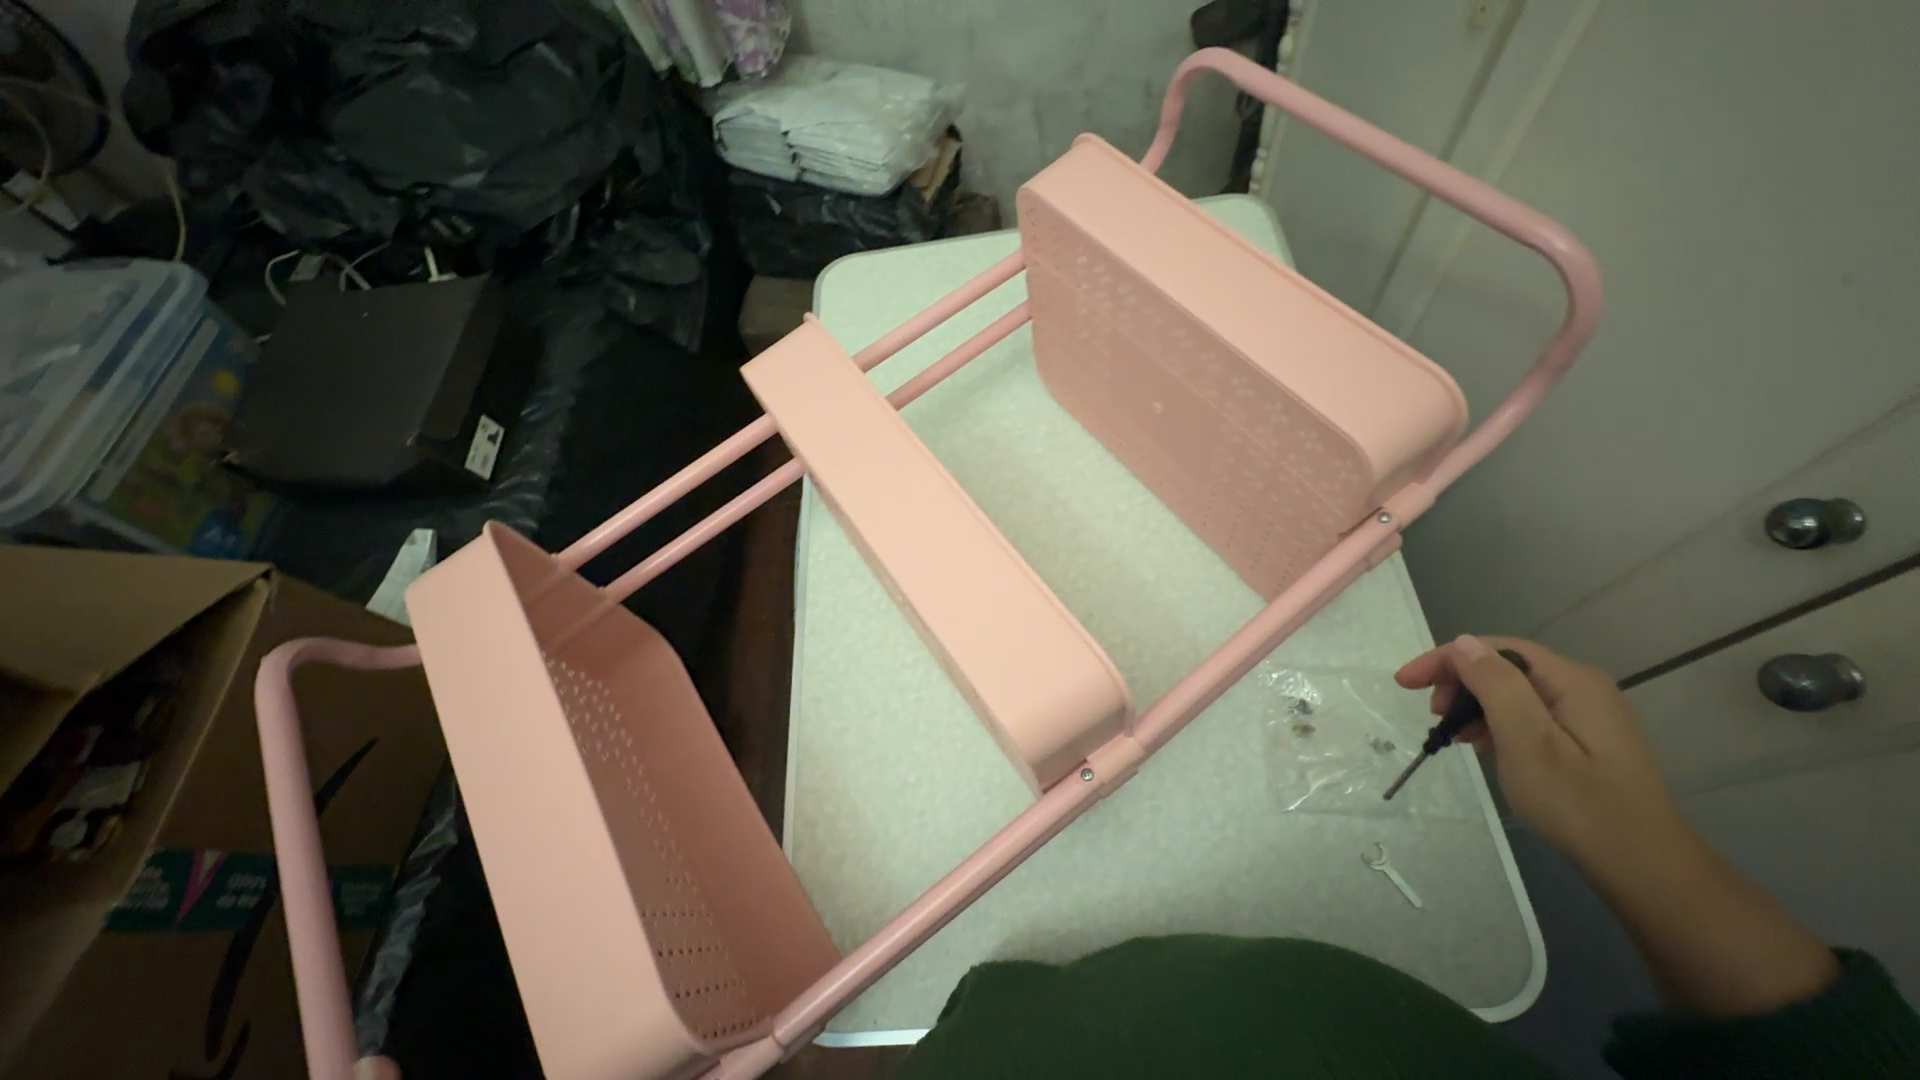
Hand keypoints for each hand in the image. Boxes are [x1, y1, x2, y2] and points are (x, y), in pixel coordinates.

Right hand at [1394, 634, 1689, 879]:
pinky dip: (1497, 723)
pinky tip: (1486, 747)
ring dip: (1475, 705)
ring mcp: (1588, 715)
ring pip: (1515, 692)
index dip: (1445, 659)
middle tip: (1433, 718)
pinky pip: (1529, 714)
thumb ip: (1496, 685)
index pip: (1496, 649)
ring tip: (1454, 737)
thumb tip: (1464, 643)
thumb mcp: (1527, 741)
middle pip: (1506, 666)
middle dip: (1459, 683)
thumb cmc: (1578, 804)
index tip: (1404, 685)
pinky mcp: (1586, 740)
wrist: (1643, 867)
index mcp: (1572, 681)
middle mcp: (1582, 687)